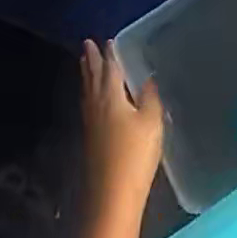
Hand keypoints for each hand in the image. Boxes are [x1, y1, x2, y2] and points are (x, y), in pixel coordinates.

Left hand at [79, 40, 162, 213]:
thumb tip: (147, 78)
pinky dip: (89, 91)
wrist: (112, 196)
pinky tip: (91, 97)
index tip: (107, 41)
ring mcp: (90, 123)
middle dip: (91, 60)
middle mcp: (96, 105)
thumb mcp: (151, 123)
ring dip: (87, 74)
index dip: (110, 54)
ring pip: (87, 91)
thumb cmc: (135, 155)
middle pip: (92, 77)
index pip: (109, 69)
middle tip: (86, 44)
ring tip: (85, 63)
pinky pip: (88, 103)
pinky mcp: (90, 138)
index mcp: (110, 96)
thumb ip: (150, 98)